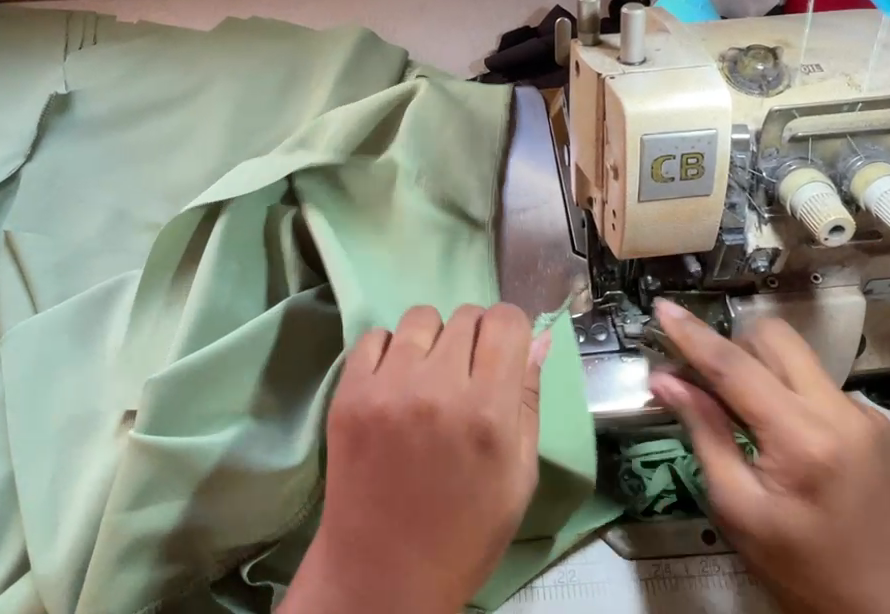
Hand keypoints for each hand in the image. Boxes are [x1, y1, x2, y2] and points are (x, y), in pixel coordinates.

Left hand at [284, 304, 549, 613]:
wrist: (383, 574)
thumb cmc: (465, 532)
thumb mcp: (519, 475)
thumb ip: (528, 399)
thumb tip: (540, 338)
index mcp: (487, 412)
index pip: (506, 320)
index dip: (511, 332)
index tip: (504, 354)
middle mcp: (437, 388)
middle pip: (466, 316)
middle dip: (475, 339)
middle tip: (468, 378)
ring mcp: (387, 388)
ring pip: (421, 318)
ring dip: (433, 340)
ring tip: (429, 379)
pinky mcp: (349, 394)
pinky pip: (376, 336)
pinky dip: (390, 351)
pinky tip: (396, 385)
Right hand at [648, 299, 889, 613]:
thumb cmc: (804, 573)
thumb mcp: (739, 511)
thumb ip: (704, 435)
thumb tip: (665, 381)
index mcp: (803, 439)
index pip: (735, 367)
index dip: (693, 335)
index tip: (662, 308)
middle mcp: (839, 411)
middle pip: (773, 338)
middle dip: (732, 345)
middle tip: (702, 379)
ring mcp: (863, 413)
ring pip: (795, 356)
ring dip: (758, 367)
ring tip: (737, 412)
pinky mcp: (874, 422)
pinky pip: (815, 383)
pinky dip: (785, 391)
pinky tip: (777, 435)